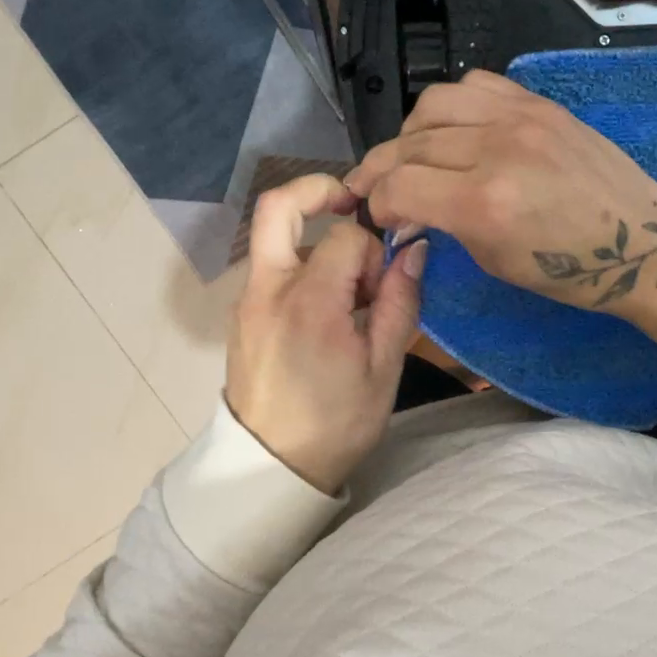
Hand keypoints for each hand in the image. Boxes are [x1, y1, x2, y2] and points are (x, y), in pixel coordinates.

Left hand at [226, 174, 426, 493]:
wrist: (272, 465)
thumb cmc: (336, 422)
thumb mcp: (382, 368)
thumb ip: (401, 302)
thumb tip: (414, 249)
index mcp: (309, 302)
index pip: (346, 237)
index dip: (375, 253)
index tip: (386, 288)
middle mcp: (268, 289)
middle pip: (279, 206)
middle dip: (318, 191)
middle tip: (352, 207)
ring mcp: (247, 301)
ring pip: (274, 237)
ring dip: (314, 240)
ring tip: (349, 289)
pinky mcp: (242, 315)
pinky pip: (271, 269)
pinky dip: (300, 267)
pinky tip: (327, 310)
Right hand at [347, 70, 656, 316]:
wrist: (642, 242)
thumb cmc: (571, 271)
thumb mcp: (495, 261)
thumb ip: (446, 224)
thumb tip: (409, 207)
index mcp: (484, 203)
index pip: (398, 187)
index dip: (377, 204)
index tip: (381, 217)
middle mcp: (495, 149)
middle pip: (408, 145)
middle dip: (381, 170)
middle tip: (375, 188)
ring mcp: (519, 117)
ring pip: (433, 104)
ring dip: (410, 132)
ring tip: (412, 156)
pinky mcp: (539, 103)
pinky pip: (475, 85)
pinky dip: (452, 106)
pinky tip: (454, 129)